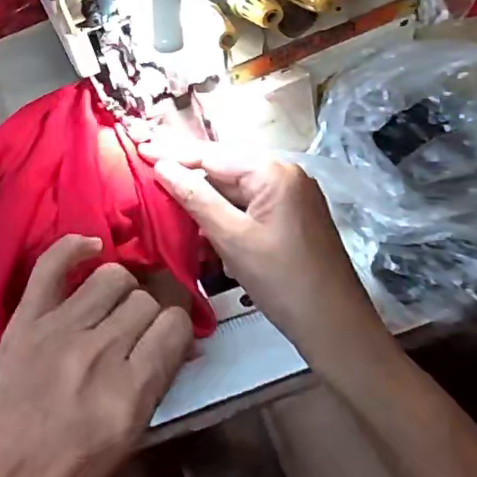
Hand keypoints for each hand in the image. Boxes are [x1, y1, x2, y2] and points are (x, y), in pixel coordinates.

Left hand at [0, 236, 192, 476]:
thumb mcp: (124, 444)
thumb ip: (151, 387)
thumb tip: (174, 346)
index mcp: (128, 394)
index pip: (174, 326)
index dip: (177, 329)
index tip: (170, 337)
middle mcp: (98, 352)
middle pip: (144, 300)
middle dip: (148, 315)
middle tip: (137, 332)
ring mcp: (58, 329)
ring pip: (112, 276)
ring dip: (120, 290)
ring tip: (112, 309)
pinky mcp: (25, 319)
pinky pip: (52, 264)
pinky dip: (73, 248)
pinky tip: (90, 249)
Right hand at [141, 135, 388, 372]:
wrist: (338, 328)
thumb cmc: (284, 283)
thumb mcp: (232, 239)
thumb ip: (196, 198)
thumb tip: (163, 167)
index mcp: (273, 172)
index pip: (212, 156)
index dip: (173, 154)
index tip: (138, 147)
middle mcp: (285, 174)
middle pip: (224, 168)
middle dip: (188, 174)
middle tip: (148, 168)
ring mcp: (292, 195)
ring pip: (235, 189)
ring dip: (205, 198)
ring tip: (167, 197)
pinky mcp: (292, 217)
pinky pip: (250, 205)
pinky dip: (225, 214)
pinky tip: (202, 227)